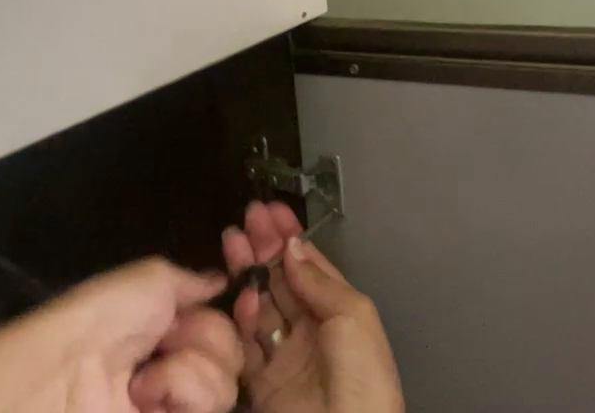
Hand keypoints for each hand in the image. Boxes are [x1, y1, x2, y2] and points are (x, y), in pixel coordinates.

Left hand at [0, 258, 243, 412]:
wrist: (64, 372)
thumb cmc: (107, 316)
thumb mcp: (155, 277)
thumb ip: (195, 282)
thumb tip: (223, 282)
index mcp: (175, 330)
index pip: (228, 327)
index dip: (230, 318)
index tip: (225, 307)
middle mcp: (181, 367)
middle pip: (235, 356)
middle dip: (208, 341)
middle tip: (167, 343)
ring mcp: (175, 406)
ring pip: (225, 387)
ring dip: (189, 374)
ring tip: (144, 381)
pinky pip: (209, 410)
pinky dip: (184, 395)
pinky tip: (148, 398)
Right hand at [221, 202, 403, 412]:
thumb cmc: (363, 376)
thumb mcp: (353, 317)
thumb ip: (318, 281)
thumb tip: (293, 247)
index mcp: (340, 309)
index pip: (309, 264)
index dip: (289, 237)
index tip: (271, 211)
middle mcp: (311, 327)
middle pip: (281, 279)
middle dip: (264, 247)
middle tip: (246, 218)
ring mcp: (286, 355)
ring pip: (260, 306)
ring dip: (246, 274)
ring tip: (231, 241)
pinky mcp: (263, 384)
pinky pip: (246, 345)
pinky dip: (240, 320)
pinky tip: (241, 295)